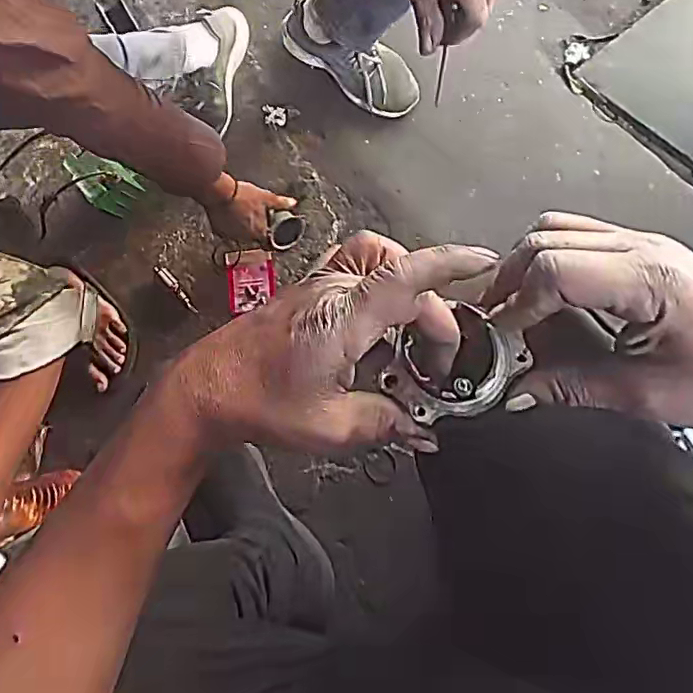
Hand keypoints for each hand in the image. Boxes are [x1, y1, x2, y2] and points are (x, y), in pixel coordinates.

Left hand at [160, 232, 497, 453]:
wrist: (207, 385)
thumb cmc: (258, 402)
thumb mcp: (328, 425)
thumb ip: (383, 423)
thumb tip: (422, 432)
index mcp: (343, 316)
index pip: (406, 276)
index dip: (450, 263)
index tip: (485, 260)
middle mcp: (334, 289)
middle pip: (404, 278)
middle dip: (434, 317)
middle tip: (435, 366)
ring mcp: (320, 283)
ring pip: (382, 265)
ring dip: (409, 295)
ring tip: (413, 343)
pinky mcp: (311, 288)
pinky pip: (359, 268)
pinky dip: (384, 286)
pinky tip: (381, 327)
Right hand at [200, 174, 296, 242]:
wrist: (220, 192)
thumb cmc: (242, 195)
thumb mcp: (265, 197)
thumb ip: (280, 202)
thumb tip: (293, 203)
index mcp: (259, 231)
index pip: (268, 244)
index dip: (270, 240)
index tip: (271, 237)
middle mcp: (245, 237)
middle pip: (254, 241)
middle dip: (257, 234)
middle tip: (257, 223)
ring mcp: (232, 236)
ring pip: (241, 238)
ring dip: (244, 231)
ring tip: (244, 218)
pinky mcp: (220, 231)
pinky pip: (228, 233)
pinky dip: (231, 228)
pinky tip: (231, 218)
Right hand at [485, 212, 692, 433]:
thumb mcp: (650, 394)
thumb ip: (573, 386)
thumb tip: (516, 393)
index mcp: (649, 276)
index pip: (555, 268)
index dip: (517, 304)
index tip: (501, 339)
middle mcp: (643, 245)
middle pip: (546, 239)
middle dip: (511, 280)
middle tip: (497, 323)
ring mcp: (645, 242)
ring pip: (558, 230)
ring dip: (526, 266)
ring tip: (516, 309)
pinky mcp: (646, 250)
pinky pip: (579, 237)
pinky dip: (550, 261)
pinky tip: (549, 298)